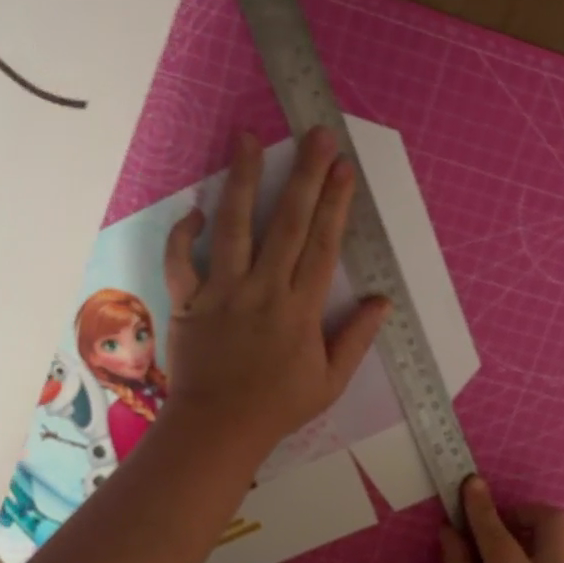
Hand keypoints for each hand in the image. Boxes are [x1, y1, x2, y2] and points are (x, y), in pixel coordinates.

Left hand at [159, 128, 389, 457]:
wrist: (218, 429)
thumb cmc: (277, 408)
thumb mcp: (329, 382)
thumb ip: (356, 340)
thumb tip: (383, 302)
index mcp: (300, 309)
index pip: (322, 245)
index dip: (335, 203)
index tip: (344, 167)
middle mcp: (263, 290)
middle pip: (287, 223)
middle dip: (304, 175)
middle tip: (315, 134)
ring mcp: (222, 293)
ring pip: (233, 227)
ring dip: (241, 180)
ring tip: (246, 138)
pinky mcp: (188, 302)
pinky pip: (180, 261)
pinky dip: (183, 235)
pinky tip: (195, 210)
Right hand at [439, 477, 563, 562]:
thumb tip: (450, 532)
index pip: (499, 537)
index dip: (481, 508)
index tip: (471, 482)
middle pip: (554, 521)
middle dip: (524, 511)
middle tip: (498, 525)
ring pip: (558, 539)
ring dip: (529, 535)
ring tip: (501, 561)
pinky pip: (557, 560)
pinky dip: (535, 558)